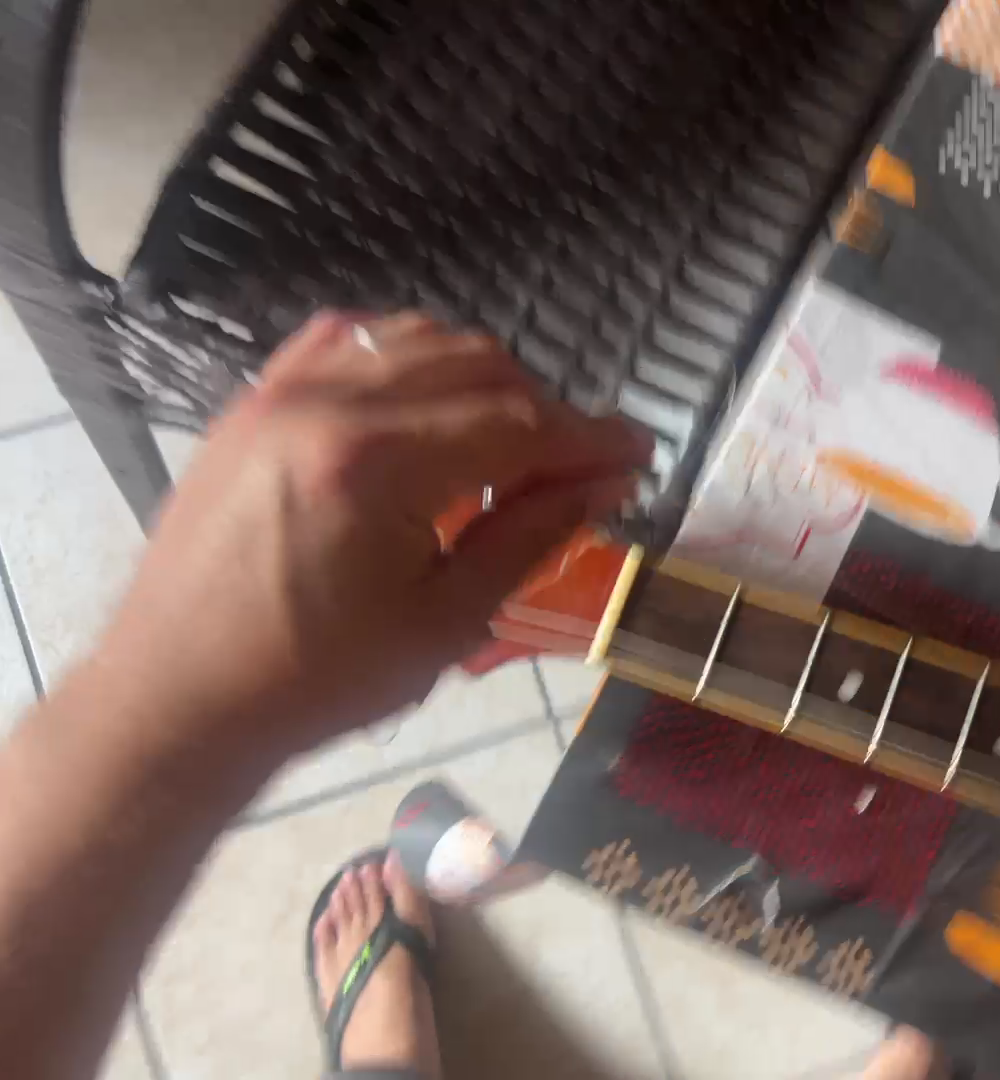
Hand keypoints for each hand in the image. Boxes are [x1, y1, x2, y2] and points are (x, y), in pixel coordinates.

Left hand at [84, 311, 648, 761]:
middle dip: (552, 413)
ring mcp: (282, 393)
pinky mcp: (257, 402)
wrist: (175, 701)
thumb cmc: (323, 677)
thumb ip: (536, 532)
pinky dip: (420, 359)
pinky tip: (442, 400)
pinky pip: (356, 341)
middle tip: (587, 465)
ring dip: (495, 383)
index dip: (594, 438)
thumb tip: (611, 483)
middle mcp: (327, 405)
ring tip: (522, 440)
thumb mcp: (453, 616)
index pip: (520, 424)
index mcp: (375, 465)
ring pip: (425, 341)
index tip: (643, 453)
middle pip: (482, 370)